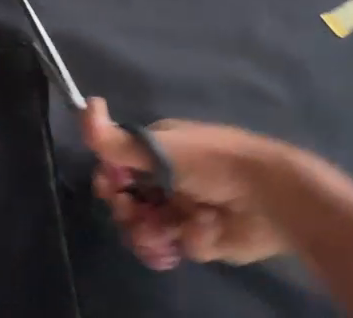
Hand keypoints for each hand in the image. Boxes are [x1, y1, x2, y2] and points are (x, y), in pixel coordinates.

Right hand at [81, 98, 289, 269]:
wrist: (268, 196)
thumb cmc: (211, 162)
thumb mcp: (158, 147)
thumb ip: (115, 138)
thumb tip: (84, 105)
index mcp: (153, 151)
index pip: (115, 169)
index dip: (109, 182)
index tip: (114, 189)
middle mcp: (165, 179)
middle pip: (127, 204)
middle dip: (129, 214)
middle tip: (142, 216)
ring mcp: (182, 210)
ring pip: (147, 231)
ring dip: (153, 234)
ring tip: (170, 234)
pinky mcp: (202, 239)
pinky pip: (179, 247)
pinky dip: (190, 240)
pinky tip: (205, 231)